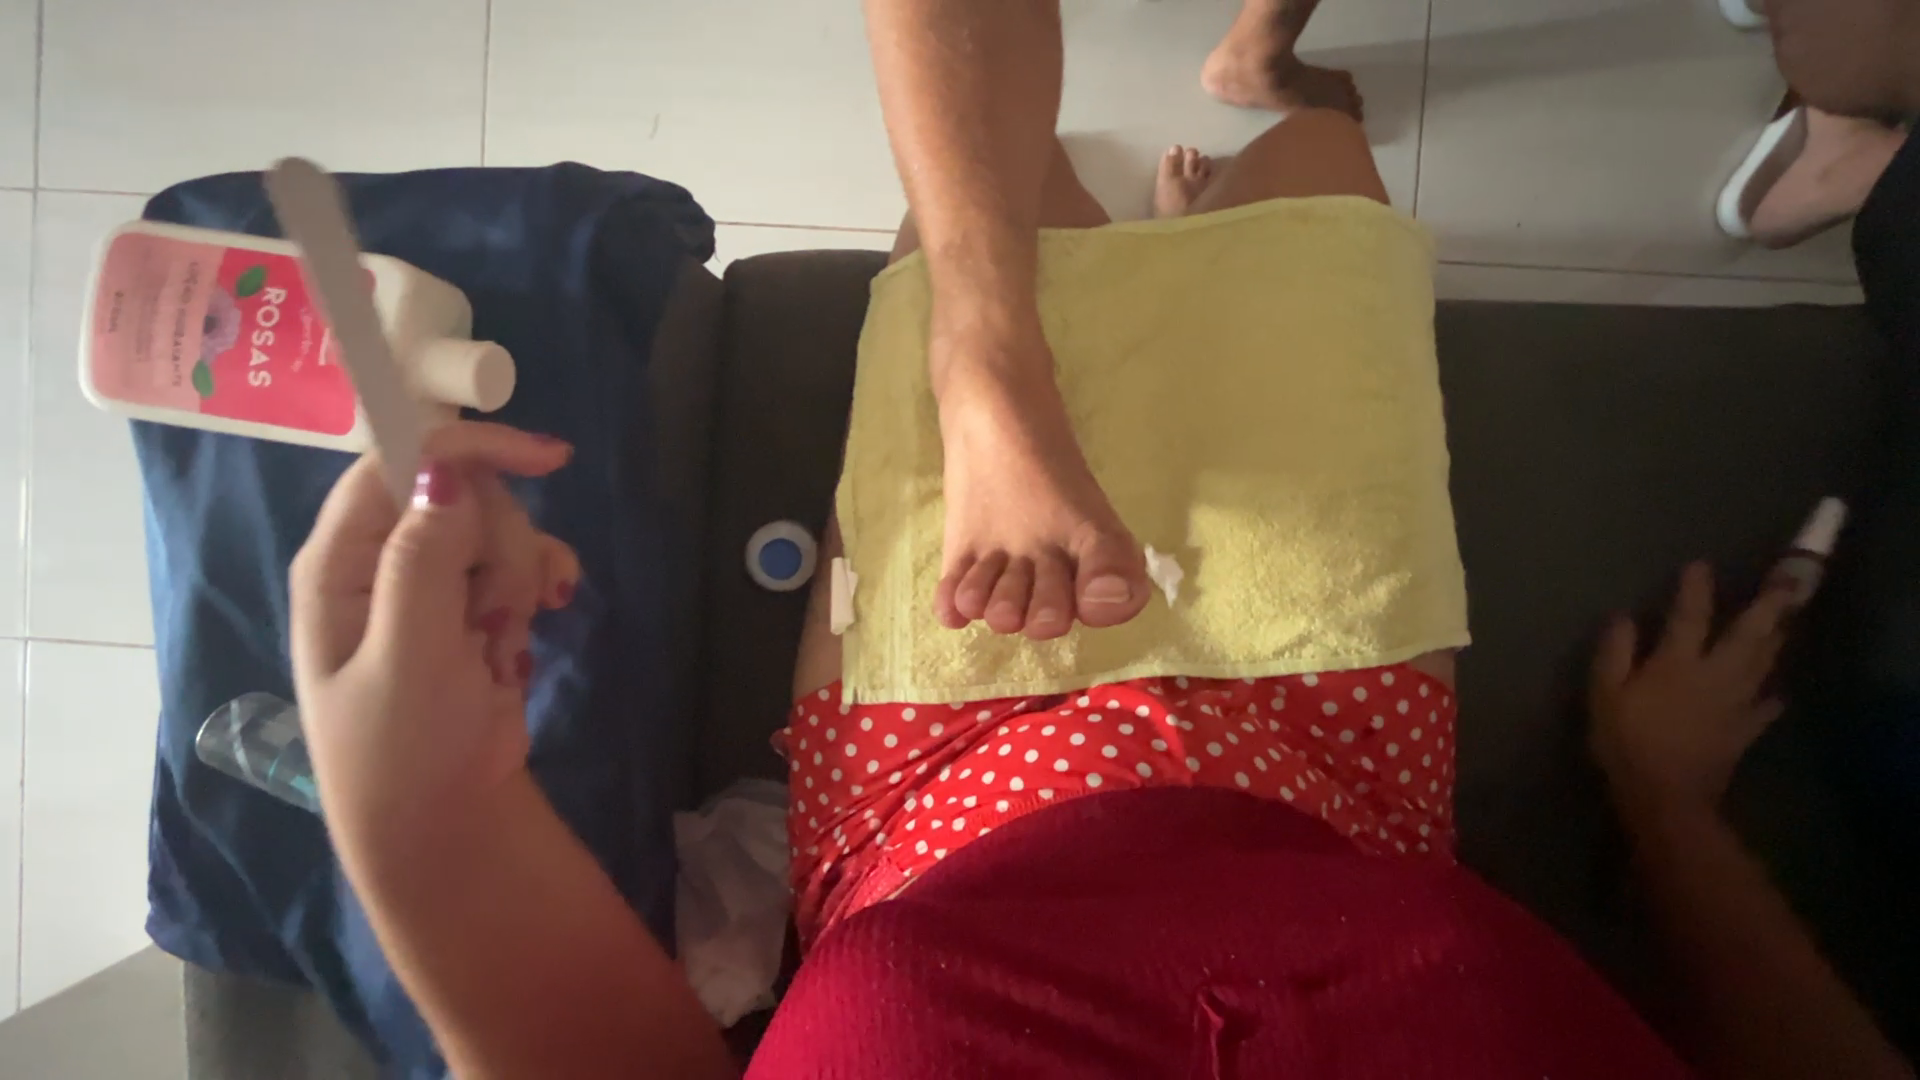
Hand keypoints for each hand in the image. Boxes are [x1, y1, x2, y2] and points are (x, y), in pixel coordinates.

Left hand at [290, 423, 575, 857]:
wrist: (447, 813)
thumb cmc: (407, 747)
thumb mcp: (411, 658)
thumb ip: (422, 562)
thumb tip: (443, 468)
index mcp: (341, 563)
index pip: (398, 466)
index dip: (468, 449)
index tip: (547, 460)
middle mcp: (383, 560)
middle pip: (464, 496)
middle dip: (501, 545)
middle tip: (497, 612)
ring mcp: (434, 581)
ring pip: (501, 527)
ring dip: (521, 573)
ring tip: (505, 637)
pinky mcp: (478, 601)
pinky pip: (525, 558)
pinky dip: (544, 578)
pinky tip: (548, 610)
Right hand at [1589, 561, 1795, 812]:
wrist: (1666, 791)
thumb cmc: (1625, 737)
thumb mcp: (1604, 691)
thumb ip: (1615, 652)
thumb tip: (1624, 617)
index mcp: (1678, 664)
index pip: (1690, 618)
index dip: (1694, 590)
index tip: (1699, 565)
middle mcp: (1717, 675)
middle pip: (1749, 635)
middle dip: (1767, 607)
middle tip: (1786, 583)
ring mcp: (1737, 702)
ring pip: (1764, 662)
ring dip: (1776, 638)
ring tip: (1785, 621)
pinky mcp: (1745, 727)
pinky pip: (1766, 703)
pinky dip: (1770, 690)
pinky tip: (1772, 688)